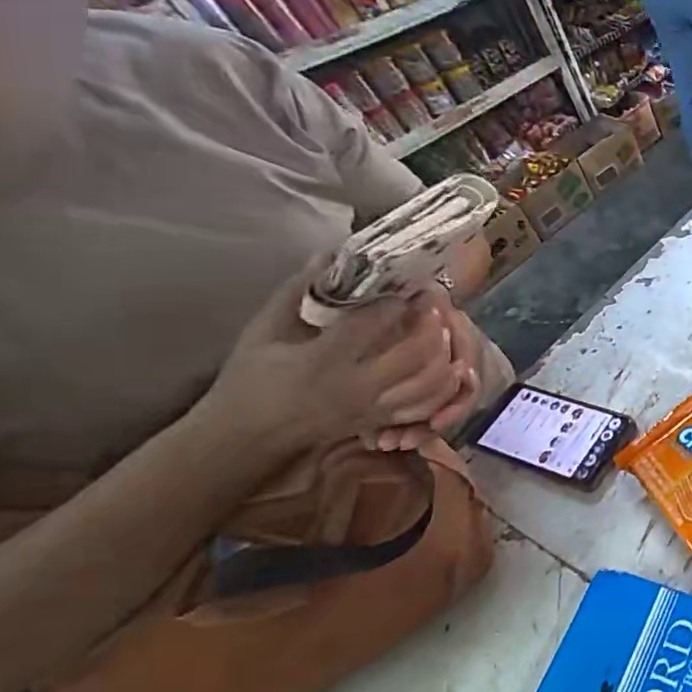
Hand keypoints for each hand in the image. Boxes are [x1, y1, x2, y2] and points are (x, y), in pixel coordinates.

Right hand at [198, 262, 464, 452]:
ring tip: (442, 329)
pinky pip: (426, 408)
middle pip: (415, 354)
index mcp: (323, 361)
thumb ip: (294, 292)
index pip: (373, 324)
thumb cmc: (250, 379)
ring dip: (443, 353)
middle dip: (431, 323)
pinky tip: (445, 365)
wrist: (247, 436)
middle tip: (433, 302)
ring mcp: (373, 409)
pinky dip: (442, 387)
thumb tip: (326, 254)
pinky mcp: (381, 423)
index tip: (406, 284)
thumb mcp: (262, 332)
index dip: (395, 302)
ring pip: (430, 383)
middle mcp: (357, 387)